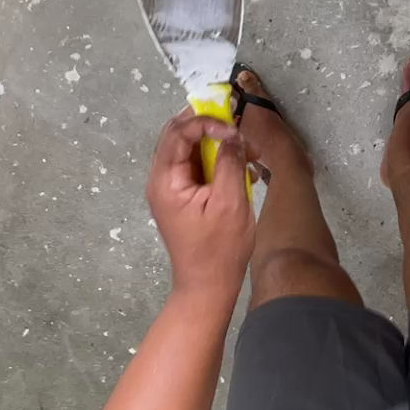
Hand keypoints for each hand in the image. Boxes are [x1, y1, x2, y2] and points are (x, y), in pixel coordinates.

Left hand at [146, 111, 255, 300]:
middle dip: (210, 125)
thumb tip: (233, 134)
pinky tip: (243, 167)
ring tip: (247, 149)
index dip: (206, 122)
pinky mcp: (183, 194)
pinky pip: (198, 164)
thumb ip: (230, 161)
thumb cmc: (219, 248)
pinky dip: (219, 158)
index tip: (234, 131)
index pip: (178, 132)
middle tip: (237, 124)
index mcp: (165, 180)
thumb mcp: (230, 201)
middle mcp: (162, 178)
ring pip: (190, 147)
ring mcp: (171, 187)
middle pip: (179, 134)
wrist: (208, 287)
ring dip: (218, 142)